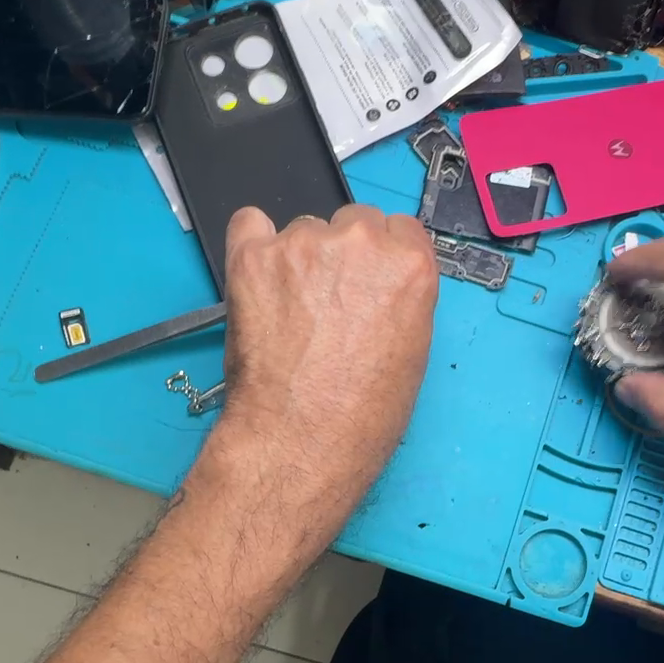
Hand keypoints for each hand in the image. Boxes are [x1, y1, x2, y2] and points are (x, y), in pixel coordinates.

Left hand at [201, 204, 437, 521]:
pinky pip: (250, 225)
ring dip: (301, 259)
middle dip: (344, 255)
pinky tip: (259, 284)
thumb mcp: (413, 354)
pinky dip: (254, 248)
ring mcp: (303, 245)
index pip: (400, 230)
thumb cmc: (364, 416)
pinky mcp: (253, 256)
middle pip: (354, 222)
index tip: (370, 281)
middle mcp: (361, 244)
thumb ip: (401, 301)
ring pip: (305, 230)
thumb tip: (379, 288)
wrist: (302, 440)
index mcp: (410, 268)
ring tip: (292, 312)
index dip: (384, 257)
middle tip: (331, 302)